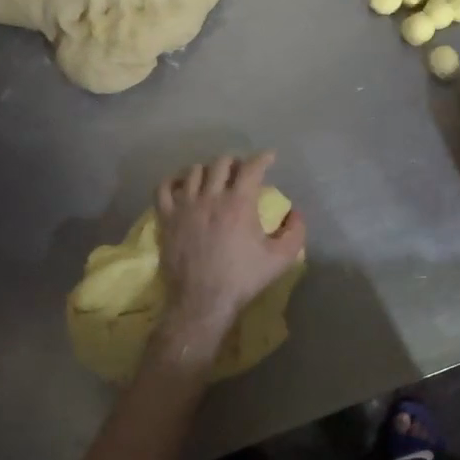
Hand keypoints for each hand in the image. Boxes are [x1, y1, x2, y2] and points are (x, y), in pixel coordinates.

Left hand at [154, 152, 305, 345]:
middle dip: (235, 163)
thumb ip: (295, 232)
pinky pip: (164, 188)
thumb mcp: (281, 259)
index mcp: (239, 202)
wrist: (202, 301)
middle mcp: (211, 196)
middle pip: (221, 163)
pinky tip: (182, 186)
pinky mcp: (166, 218)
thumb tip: (295, 212)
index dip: (263, 158)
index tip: (269, 158)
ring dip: (207, 171)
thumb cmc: (242, 279)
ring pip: (194, 171)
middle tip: (240, 172)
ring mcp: (185, 205)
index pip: (252, 166)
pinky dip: (174, 181)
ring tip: (212, 179)